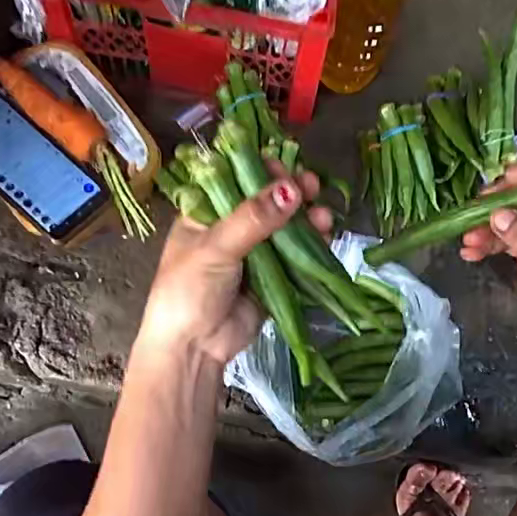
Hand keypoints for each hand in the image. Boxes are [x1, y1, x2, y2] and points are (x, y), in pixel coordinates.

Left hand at [136, 163, 334, 368]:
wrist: (194, 348)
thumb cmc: (189, 291)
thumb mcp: (216, 248)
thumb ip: (254, 218)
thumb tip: (292, 189)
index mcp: (207, 213)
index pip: (237, 178)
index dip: (262, 169)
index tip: (283, 167)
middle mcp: (233, 228)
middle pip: (268, 200)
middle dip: (292, 191)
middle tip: (312, 185)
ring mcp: (256, 252)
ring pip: (287, 226)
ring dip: (307, 216)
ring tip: (323, 215)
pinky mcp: (276, 275)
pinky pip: (298, 253)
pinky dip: (314, 242)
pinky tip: (327, 233)